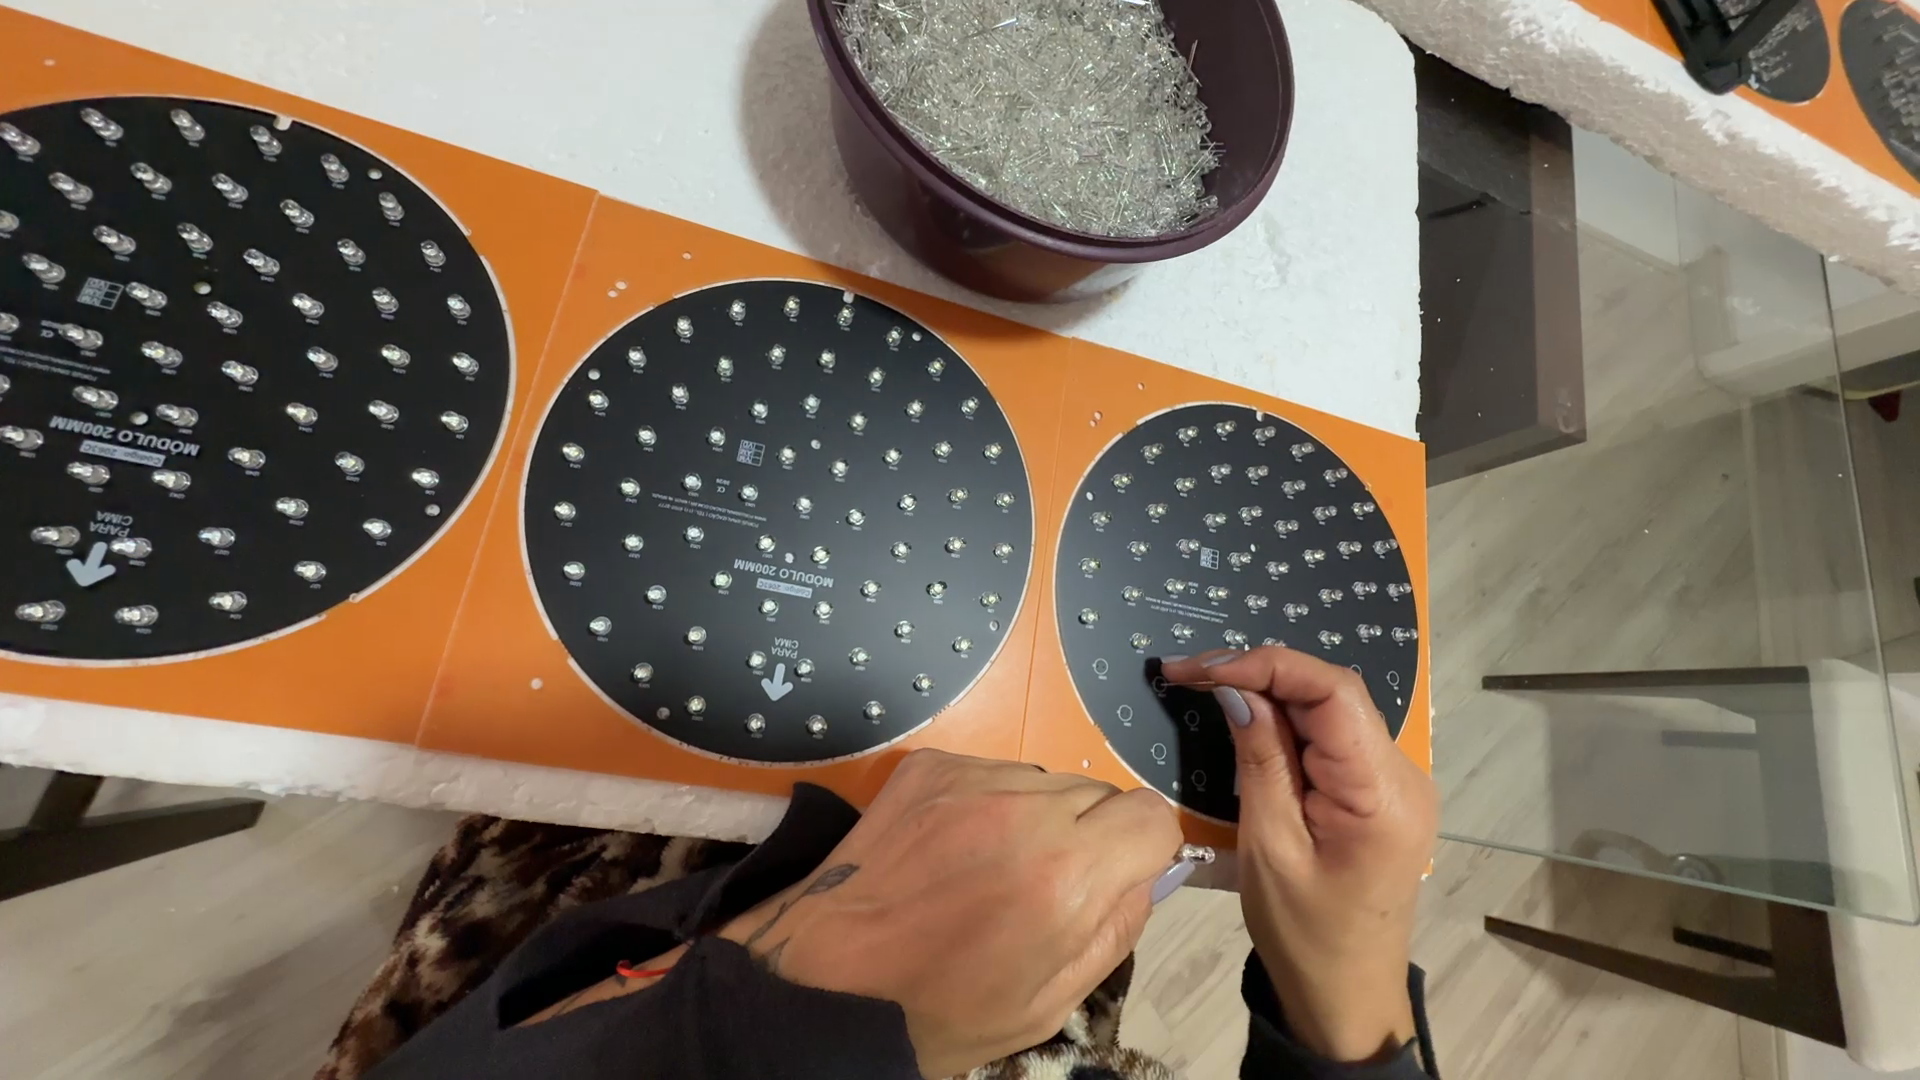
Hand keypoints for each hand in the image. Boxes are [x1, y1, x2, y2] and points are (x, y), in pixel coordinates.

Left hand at [717, 749, 1182, 1079]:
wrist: (822, 974)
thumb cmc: (939, 1008)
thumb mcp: (1050, 1001)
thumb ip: (1116, 926)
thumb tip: (1143, 871)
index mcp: (1063, 876)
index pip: (1151, 817)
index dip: (1143, 849)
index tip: (1117, 871)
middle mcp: (1021, 809)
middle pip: (1098, 793)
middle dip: (1088, 834)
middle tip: (1042, 880)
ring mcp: (969, 777)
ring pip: (1045, 778)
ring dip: (1036, 814)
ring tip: (988, 862)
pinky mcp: (929, 764)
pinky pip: (992, 769)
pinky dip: (988, 800)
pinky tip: (953, 842)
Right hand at [1161, 648, 1436, 1063]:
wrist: (1345, 994)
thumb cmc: (1303, 932)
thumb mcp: (1269, 845)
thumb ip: (1260, 758)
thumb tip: (1236, 688)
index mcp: (1381, 793)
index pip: (1333, 691)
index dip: (1265, 664)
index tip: (1200, 670)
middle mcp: (1401, 774)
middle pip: (1332, 693)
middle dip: (1258, 671)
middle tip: (1190, 673)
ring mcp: (1394, 780)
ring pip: (1329, 706)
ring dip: (1267, 688)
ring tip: (1206, 685)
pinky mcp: (1376, 789)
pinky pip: (1329, 732)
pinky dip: (1283, 714)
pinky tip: (1245, 713)